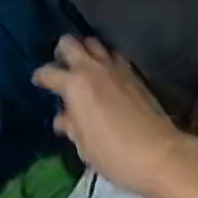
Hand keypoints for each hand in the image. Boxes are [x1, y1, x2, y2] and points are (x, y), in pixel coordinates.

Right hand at [33, 35, 193, 197]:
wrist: (160, 154)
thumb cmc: (115, 155)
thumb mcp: (85, 146)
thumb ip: (72, 126)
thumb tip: (63, 118)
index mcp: (74, 85)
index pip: (49, 72)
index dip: (41, 76)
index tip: (38, 81)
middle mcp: (92, 68)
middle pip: (70, 42)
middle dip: (61, 51)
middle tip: (61, 67)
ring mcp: (114, 66)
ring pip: (93, 42)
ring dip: (85, 51)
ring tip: (84, 67)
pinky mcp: (133, 72)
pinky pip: (113, 55)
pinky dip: (106, 59)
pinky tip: (107, 75)